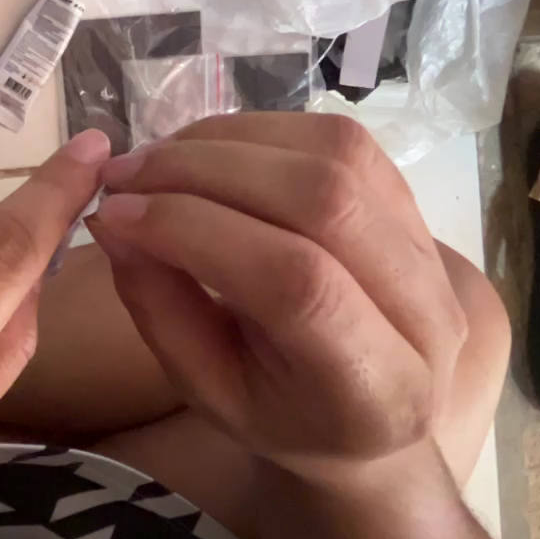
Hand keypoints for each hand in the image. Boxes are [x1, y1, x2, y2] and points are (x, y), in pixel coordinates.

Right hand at [90, 114, 468, 485]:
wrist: (375, 406)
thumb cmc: (278, 408)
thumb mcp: (202, 386)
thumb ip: (156, 305)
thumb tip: (110, 218)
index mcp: (375, 387)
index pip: (295, 282)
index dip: (194, 229)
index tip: (115, 211)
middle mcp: (425, 310)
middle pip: (321, 198)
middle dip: (201, 170)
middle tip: (123, 174)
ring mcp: (429, 246)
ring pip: (332, 153)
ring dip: (223, 141)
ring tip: (155, 159)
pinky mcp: (412, 199)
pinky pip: (334, 138)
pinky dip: (252, 130)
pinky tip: (203, 150)